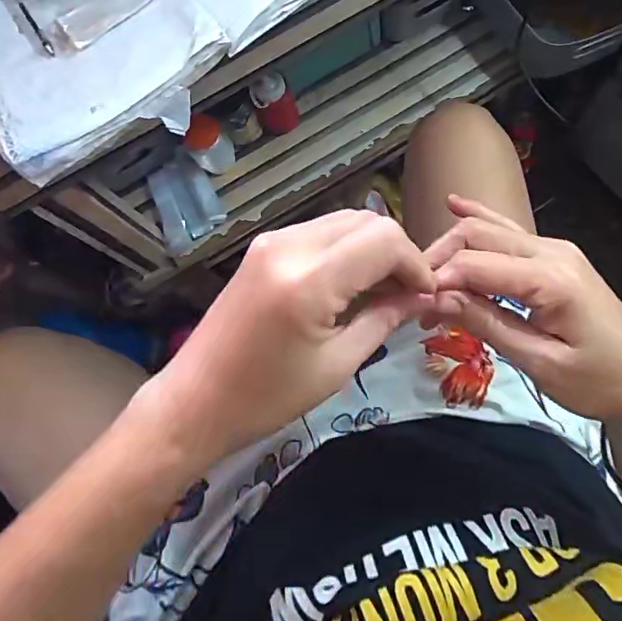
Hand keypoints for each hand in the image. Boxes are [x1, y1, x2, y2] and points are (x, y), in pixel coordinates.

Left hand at [137, 210, 436, 464]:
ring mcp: (273, 240)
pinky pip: (321, 231)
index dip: (415, 262)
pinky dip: (346, 247)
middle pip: (368, 220)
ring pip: (345, 220)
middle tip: (407, 293)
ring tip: (382, 289)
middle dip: (397, 251)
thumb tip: (425, 296)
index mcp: (309, 279)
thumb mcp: (337, 365)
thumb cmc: (266, 397)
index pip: (384, 239)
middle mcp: (290, 245)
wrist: (195, 400)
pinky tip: (350, 282)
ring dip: (372, 246)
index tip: (425, 294)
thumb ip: (385, 319)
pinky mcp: (265, 245)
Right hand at [423, 195, 621, 422]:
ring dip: (454, 246)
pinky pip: (509, 231)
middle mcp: (551, 251)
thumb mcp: (540, 364)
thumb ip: (486, 323)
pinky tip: (453, 202)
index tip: (413, 304)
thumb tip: (436, 297)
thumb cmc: (599, 383)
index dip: (438, 279)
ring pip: (490, 229)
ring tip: (423, 270)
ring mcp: (555, 249)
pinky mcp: (555, 256)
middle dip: (439, 257)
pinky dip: (480, 218)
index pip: (475, 263)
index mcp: (550, 280)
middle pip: (478, 235)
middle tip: (413, 293)